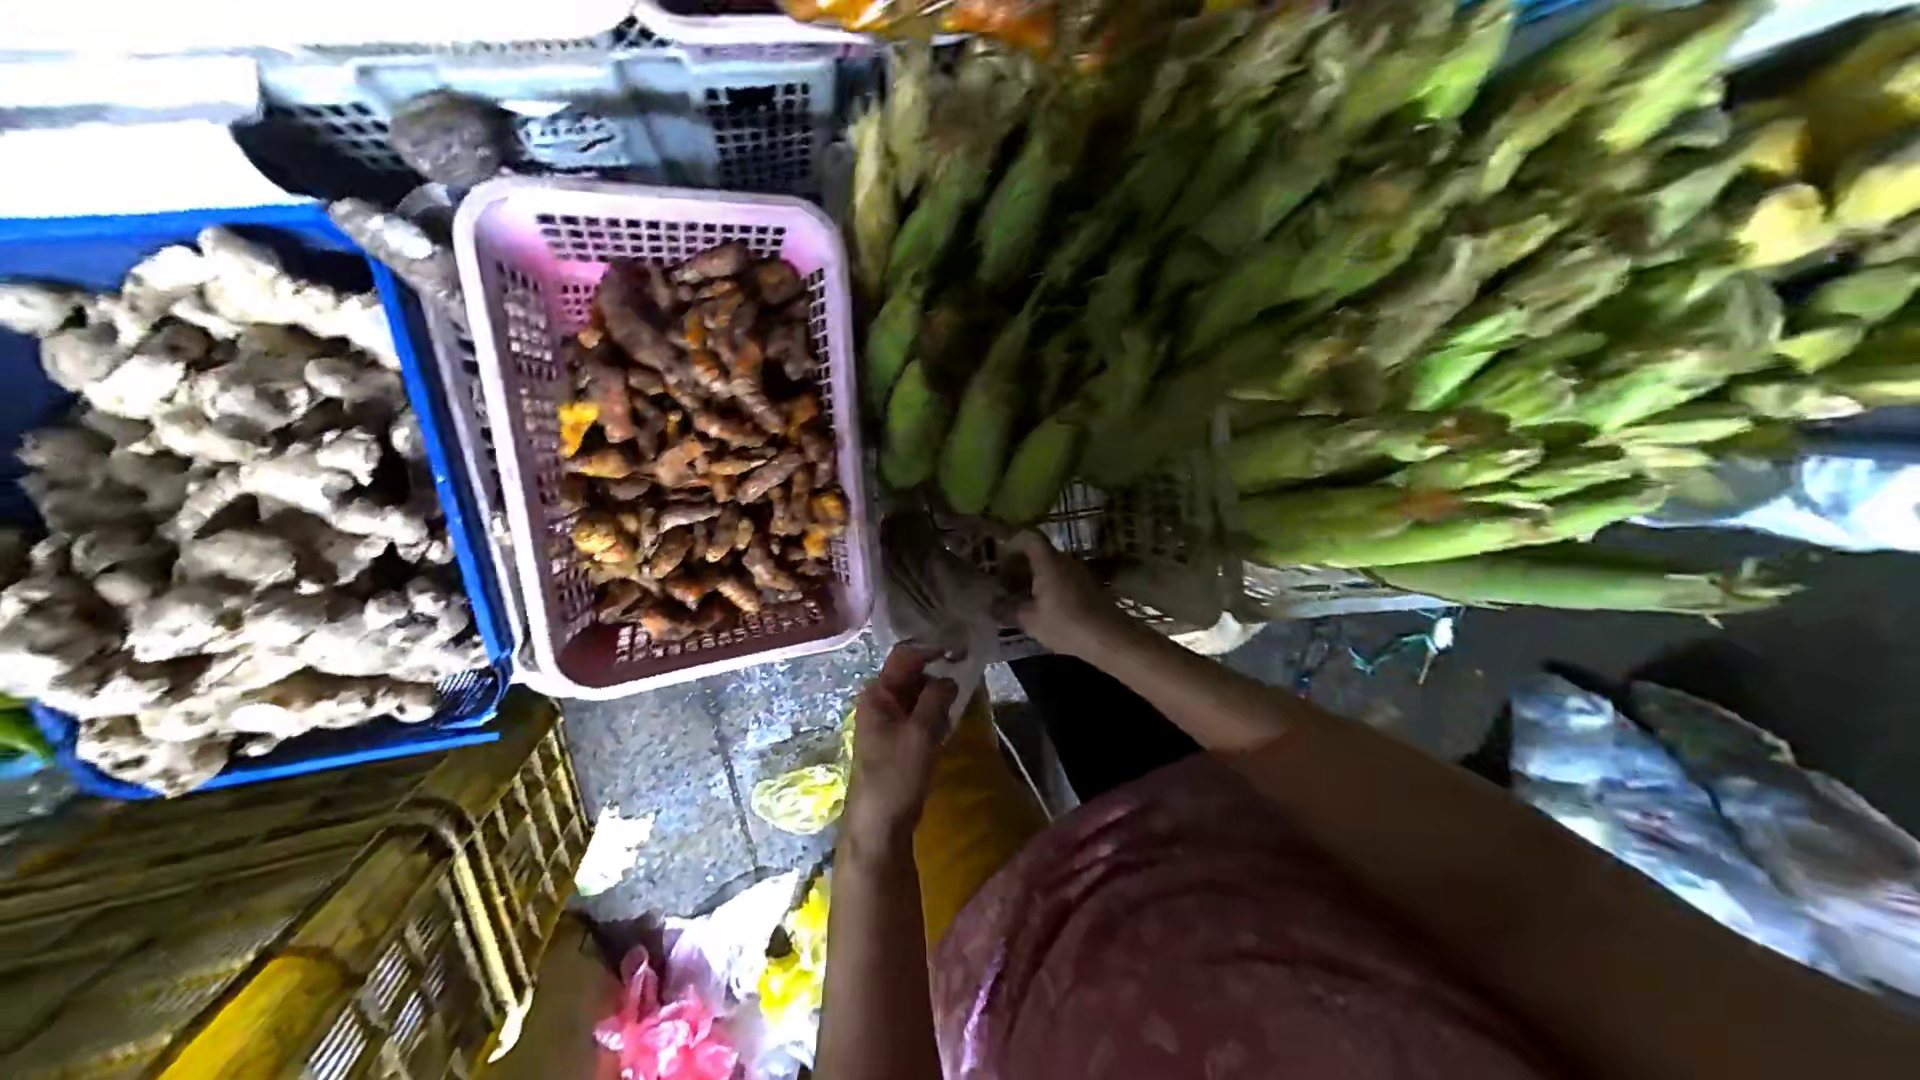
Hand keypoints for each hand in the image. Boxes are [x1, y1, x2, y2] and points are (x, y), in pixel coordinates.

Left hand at [842, 645, 957, 851]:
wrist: (881, 824)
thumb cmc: (896, 775)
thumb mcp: (920, 733)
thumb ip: (935, 698)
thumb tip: (949, 677)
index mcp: (877, 695)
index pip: (905, 657)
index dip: (931, 648)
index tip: (961, 647)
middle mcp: (880, 703)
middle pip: (913, 675)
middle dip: (938, 674)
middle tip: (967, 674)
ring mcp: (889, 722)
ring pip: (918, 696)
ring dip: (938, 697)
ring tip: (959, 702)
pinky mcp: (899, 740)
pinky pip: (920, 716)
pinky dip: (935, 715)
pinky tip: (949, 723)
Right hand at [1007, 532, 1132, 659]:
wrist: (1109, 638)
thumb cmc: (1065, 624)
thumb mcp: (1029, 621)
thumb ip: (1007, 610)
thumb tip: (991, 605)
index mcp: (1048, 561)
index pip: (1028, 539)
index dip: (1012, 545)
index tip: (998, 558)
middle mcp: (1066, 560)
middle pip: (1040, 554)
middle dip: (1021, 566)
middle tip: (1004, 582)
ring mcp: (1081, 573)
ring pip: (1054, 568)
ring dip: (1037, 579)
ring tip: (1021, 596)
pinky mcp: (1091, 587)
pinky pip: (1065, 580)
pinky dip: (1052, 588)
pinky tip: (1044, 607)